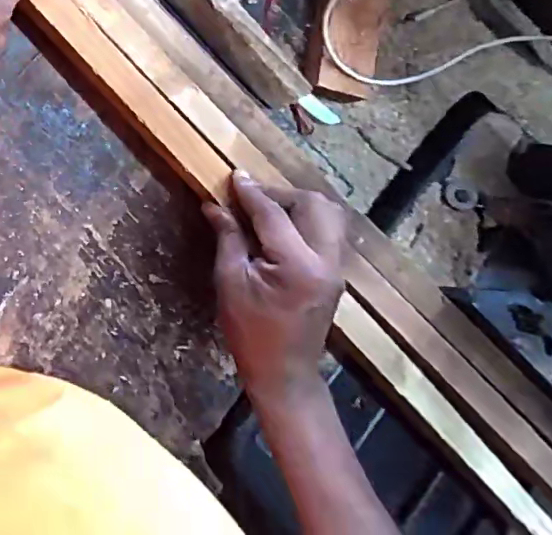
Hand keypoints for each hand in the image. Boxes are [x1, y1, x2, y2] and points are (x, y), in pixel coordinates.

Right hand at [204, 173, 347, 404]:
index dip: (251, 192)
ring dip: (297, 203)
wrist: (284, 376)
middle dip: (279, 194)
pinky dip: (306, 218)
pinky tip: (281, 228)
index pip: (273, 213)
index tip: (234, 176)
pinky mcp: (336, 272)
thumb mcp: (229, 282)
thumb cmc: (251, 333)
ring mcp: (336, 267)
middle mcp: (326, 261)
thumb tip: (215, 205)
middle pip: (311, 204)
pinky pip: (328, 230)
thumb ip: (228, 237)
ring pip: (327, 213)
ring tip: (267, 211)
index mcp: (298, 265)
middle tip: (250, 198)